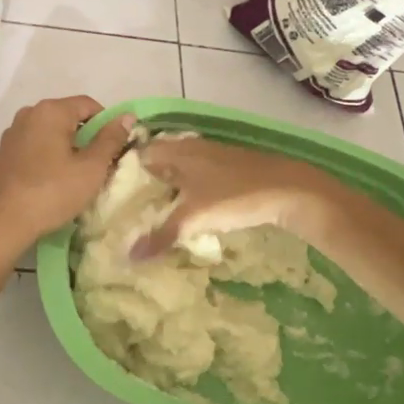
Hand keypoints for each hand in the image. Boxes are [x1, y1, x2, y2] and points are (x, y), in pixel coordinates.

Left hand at [0, 96, 134, 253]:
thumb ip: (111, 139)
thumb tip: (127, 117)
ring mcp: (12, 133)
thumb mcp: (91, 168)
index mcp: (50, 110)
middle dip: (87, 137)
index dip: (107, 125)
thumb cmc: (54, 192)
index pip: (89, 105)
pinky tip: (52, 180)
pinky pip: (35, 146)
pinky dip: (48, 156)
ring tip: (76, 176)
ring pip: (51, 132)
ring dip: (67, 148)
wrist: (6, 223)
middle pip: (68, 117)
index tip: (114, 151)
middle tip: (98, 166)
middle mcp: (28, 113)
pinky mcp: (4, 153)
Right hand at [132, 137, 342, 257]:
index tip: (114, 193)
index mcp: (177, 151)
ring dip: (170, 184)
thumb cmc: (235, 197)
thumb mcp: (193, 219)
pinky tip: (193, 206)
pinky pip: (200, 173)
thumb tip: (126, 257)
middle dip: (147, 180)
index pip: (140, 154)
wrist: (290, 189)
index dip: (125, 171)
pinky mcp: (232, 166)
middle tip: (133, 206)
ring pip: (182, 166)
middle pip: (160, 159)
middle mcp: (192, 146)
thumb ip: (159, 236)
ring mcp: (214, 154)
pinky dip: (191, 187)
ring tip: (158, 209)